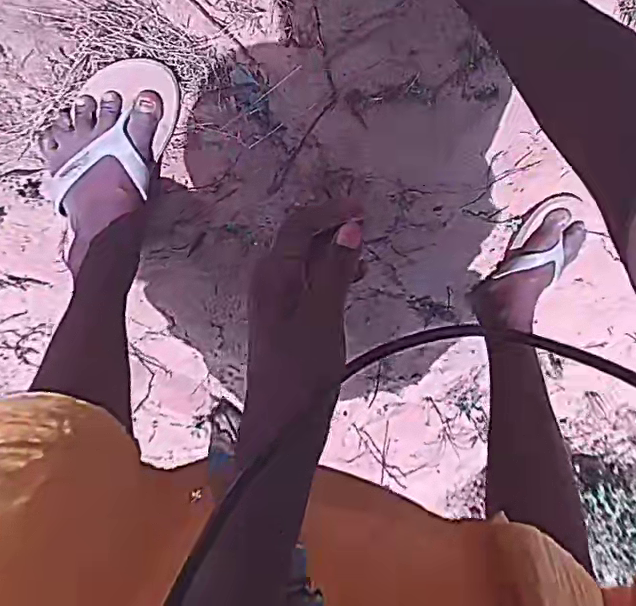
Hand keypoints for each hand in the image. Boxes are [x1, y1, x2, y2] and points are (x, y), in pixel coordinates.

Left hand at [239, 199, 363, 456]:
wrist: (281, 427)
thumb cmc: (303, 371)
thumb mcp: (325, 315)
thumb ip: (336, 269)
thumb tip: (350, 228)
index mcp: (273, 272)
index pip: (299, 224)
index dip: (330, 211)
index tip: (362, 209)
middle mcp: (269, 277)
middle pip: (300, 236)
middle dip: (331, 226)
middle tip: (366, 226)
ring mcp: (275, 295)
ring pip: (305, 257)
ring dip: (333, 249)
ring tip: (365, 256)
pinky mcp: (284, 312)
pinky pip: (307, 277)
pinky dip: (330, 271)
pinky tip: (353, 279)